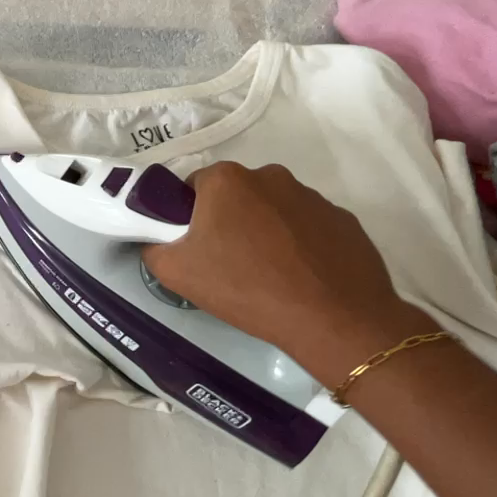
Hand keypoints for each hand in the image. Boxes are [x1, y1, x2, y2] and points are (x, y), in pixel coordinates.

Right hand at [140, 161, 437, 386]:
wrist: (334, 321)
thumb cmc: (245, 288)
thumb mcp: (174, 271)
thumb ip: (152, 246)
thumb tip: (158, 239)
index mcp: (226, 180)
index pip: (192, 187)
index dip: (186, 215)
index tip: (192, 244)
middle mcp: (270, 176)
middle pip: (234, 195)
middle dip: (227, 219)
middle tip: (225, 260)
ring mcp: (312, 196)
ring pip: (272, 209)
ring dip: (263, 231)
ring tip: (266, 272)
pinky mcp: (344, 220)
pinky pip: (307, 226)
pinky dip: (298, 244)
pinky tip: (298, 276)